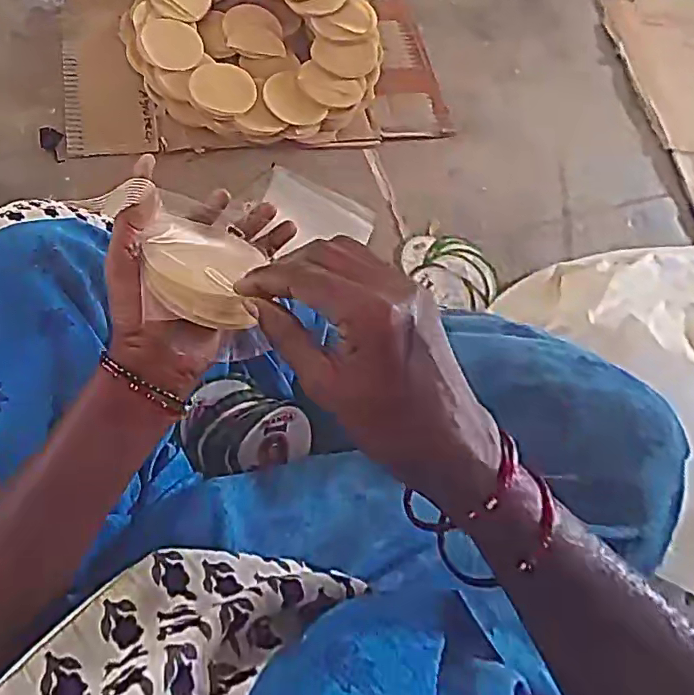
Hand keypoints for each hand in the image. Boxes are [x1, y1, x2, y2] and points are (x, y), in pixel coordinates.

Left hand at [104, 154, 295, 399]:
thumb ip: (131, 218)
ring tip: (288, 224)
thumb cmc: (135, 307)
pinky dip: (276, 270)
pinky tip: (291, 257)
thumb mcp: (124, 257)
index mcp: (173, 251)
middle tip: (269, 206)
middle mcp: (199, 265)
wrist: (153, 356)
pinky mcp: (235, 305)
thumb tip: (141, 173)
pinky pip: (259, 285)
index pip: (197, 223)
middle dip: (251, 220)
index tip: (224, 192)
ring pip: (249, 256)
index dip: (211, 208)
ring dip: (269, 239)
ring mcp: (219, 285)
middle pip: (231, 236)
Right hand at [237, 238, 501, 512]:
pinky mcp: (415, 292)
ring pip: (347, 250)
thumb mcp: (325, 385)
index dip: (267, 278)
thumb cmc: (386, 427)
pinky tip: (319, 288)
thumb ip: (287, 336)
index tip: (240, 288)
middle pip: (326, 252)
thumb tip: (255, 305)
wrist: (452, 444)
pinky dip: (336, 267)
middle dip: (286, 265)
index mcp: (369, 311)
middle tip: (259, 288)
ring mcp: (407, 285)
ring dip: (311, 262)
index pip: (306, 276)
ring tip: (284, 285)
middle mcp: (391, 286)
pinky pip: (367, 263)